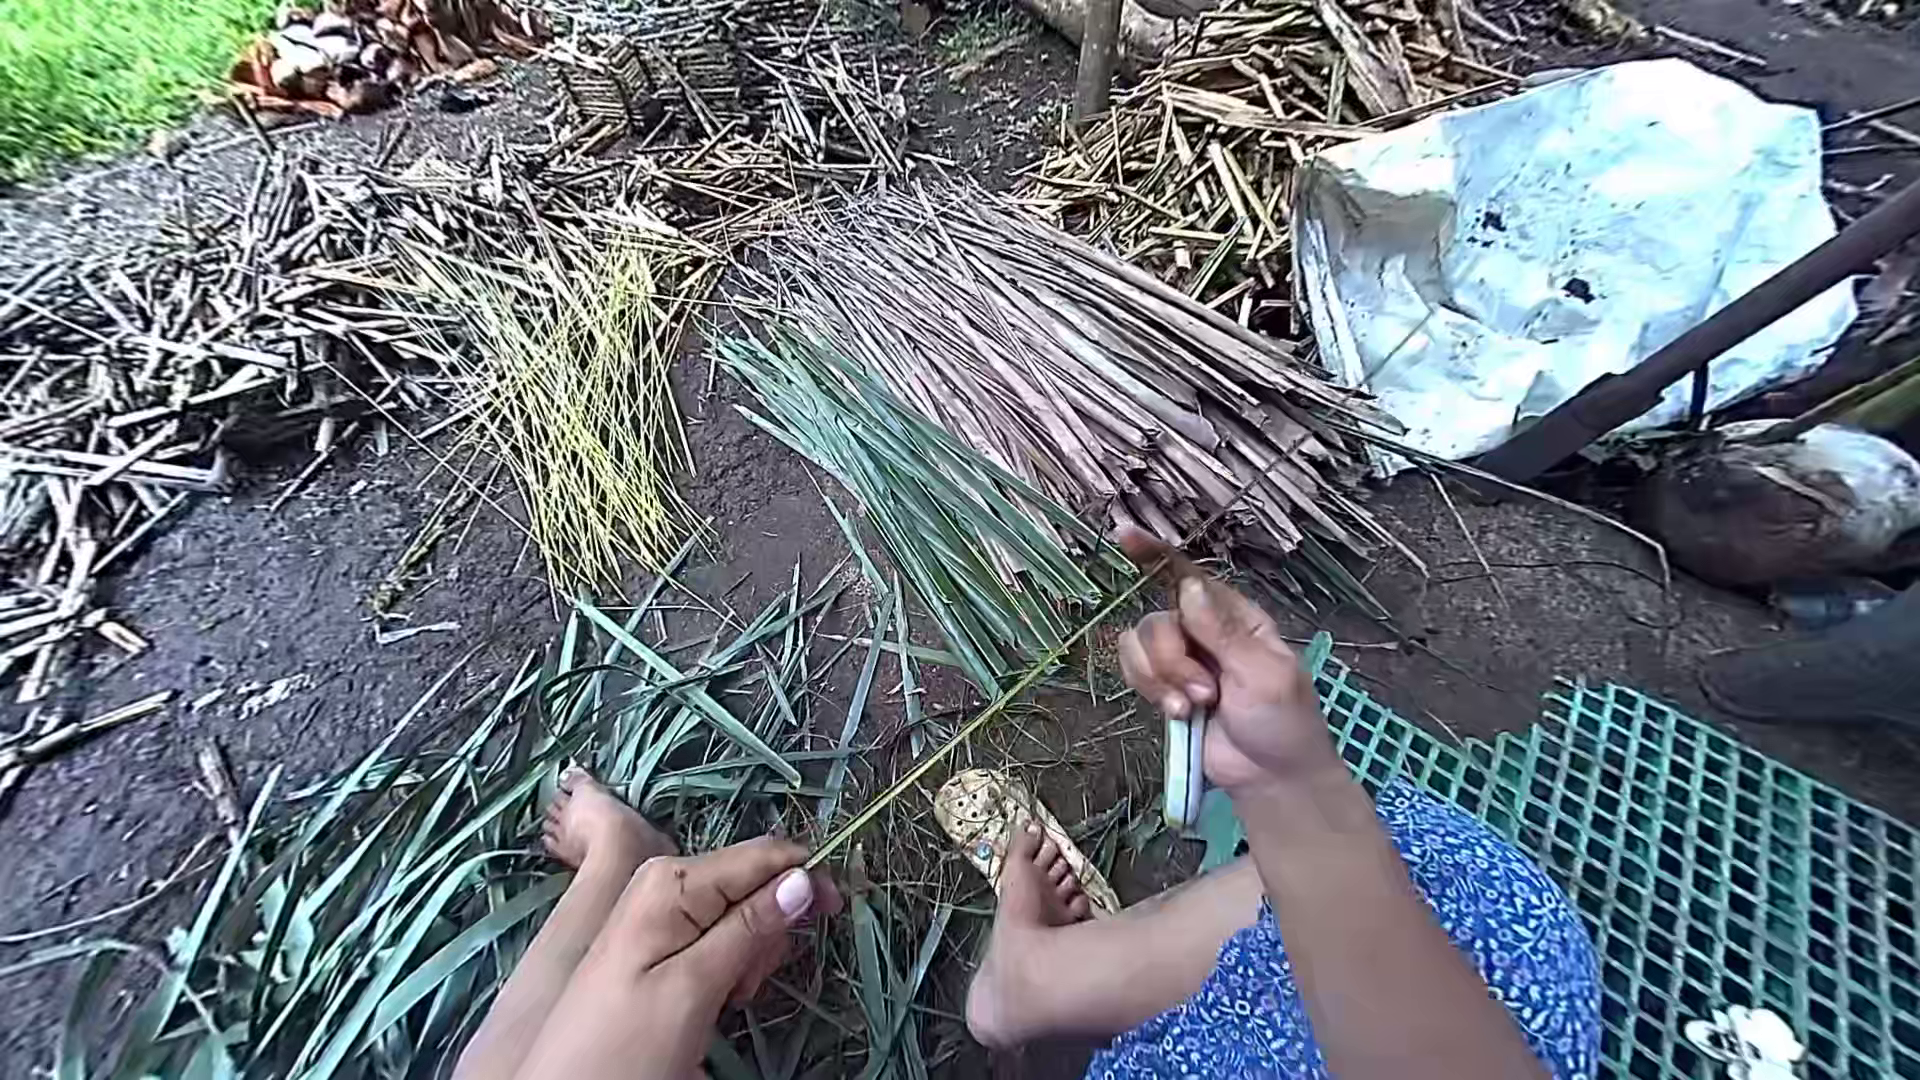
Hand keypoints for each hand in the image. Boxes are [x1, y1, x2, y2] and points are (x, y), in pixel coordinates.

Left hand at [588, 837, 842, 1077]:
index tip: (837, 909)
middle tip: (752, 981)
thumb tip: (805, 878)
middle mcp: (670, 880)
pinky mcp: (665, 937)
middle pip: (755, 880)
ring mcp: (665, 909)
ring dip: (755, 949)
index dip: (807, 874)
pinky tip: (722, 992)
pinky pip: (722, 930)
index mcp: (673, 879)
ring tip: (732, 995)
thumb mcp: (692, 989)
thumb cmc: (623, 1051)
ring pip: (744, 908)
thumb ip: (750, 927)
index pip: (763, 854)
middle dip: (771, 925)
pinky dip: (736, 960)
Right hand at [1115, 528, 1340, 791]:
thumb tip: (1186, 587)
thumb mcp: (1264, 674)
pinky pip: (1131, 668)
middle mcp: (1201, 629)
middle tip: (1204, 694)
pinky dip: (1148, 689)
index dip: (1155, 554)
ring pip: (1138, 644)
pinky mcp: (1160, 683)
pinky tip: (1176, 713)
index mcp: (1234, 616)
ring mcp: (1178, 657)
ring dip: (1161, 679)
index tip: (1123, 536)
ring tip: (1191, 707)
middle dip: (1173, 661)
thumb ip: (1222, 632)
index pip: (1189, 576)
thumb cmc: (1284, 722)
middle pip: (1158, 620)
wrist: (1270, 778)